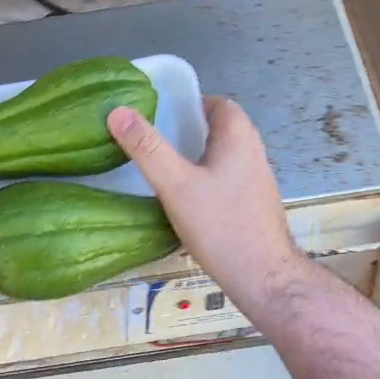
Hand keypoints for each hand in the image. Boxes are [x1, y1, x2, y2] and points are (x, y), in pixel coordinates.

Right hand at [108, 97, 306, 312]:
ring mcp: (256, 179)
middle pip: (216, 129)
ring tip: (163, 173)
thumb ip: (147, 148)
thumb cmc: (219, 225)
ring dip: (195, 159)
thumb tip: (117, 112)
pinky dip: (205, 182)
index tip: (157, 119)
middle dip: (185, 133)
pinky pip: (225, 180)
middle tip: (152, 146)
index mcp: (238, 135)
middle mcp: (253, 150)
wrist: (262, 275)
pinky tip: (185, 203)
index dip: (186, 106)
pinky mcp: (253, 204)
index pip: (214, 102)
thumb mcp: (175, 184)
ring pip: (220, 157)